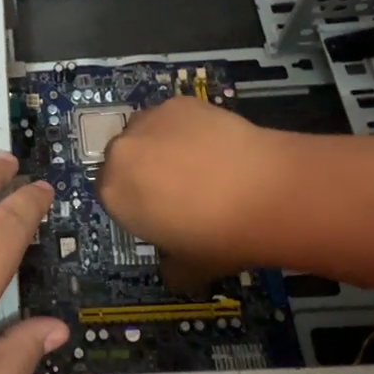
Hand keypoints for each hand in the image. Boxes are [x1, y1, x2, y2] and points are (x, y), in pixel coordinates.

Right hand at [97, 95, 283, 286]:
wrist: (263, 193)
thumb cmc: (218, 238)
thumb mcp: (190, 269)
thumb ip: (172, 269)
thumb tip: (175, 271)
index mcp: (114, 193)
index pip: (110, 194)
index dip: (134, 202)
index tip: (156, 212)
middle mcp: (122, 151)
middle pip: (124, 158)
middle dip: (144, 169)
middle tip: (178, 188)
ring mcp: (151, 120)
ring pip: (146, 131)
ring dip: (161, 144)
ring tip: (200, 163)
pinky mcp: (180, 102)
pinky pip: (175, 116)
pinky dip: (189, 127)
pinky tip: (216, 145)